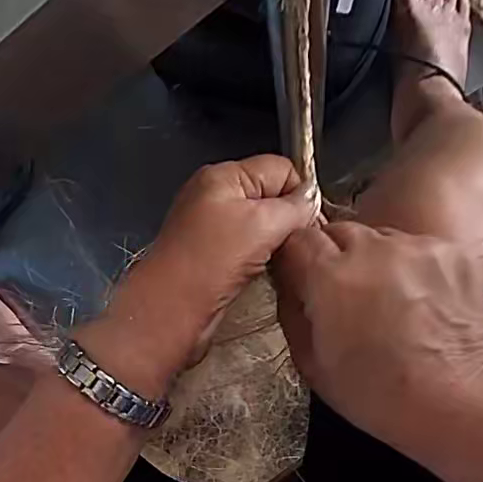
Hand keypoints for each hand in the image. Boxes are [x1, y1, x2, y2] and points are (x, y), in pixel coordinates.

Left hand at [78, 156, 315, 395]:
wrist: (169, 313)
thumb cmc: (209, 263)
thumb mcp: (262, 223)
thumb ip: (294, 206)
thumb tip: (312, 200)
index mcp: (223, 176)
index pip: (280, 168)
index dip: (300, 193)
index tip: (313, 223)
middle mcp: (214, 197)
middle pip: (270, 197)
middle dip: (289, 219)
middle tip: (299, 246)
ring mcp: (211, 229)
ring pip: (261, 227)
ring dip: (275, 243)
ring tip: (280, 261)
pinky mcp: (211, 258)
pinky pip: (248, 250)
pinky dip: (260, 259)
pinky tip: (264, 273)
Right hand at [273, 221, 482, 449]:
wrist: (451, 398)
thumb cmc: (373, 392)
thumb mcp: (309, 361)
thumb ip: (291, 311)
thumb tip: (289, 281)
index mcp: (329, 276)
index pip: (298, 239)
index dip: (296, 257)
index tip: (300, 276)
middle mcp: (372, 250)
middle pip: (339, 232)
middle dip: (334, 256)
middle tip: (343, 293)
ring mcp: (415, 247)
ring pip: (380, 238)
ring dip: (374, 260)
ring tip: (385, 299)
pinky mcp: (451, 252)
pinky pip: (417, 248)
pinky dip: (411, 267)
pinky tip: (418, 301)